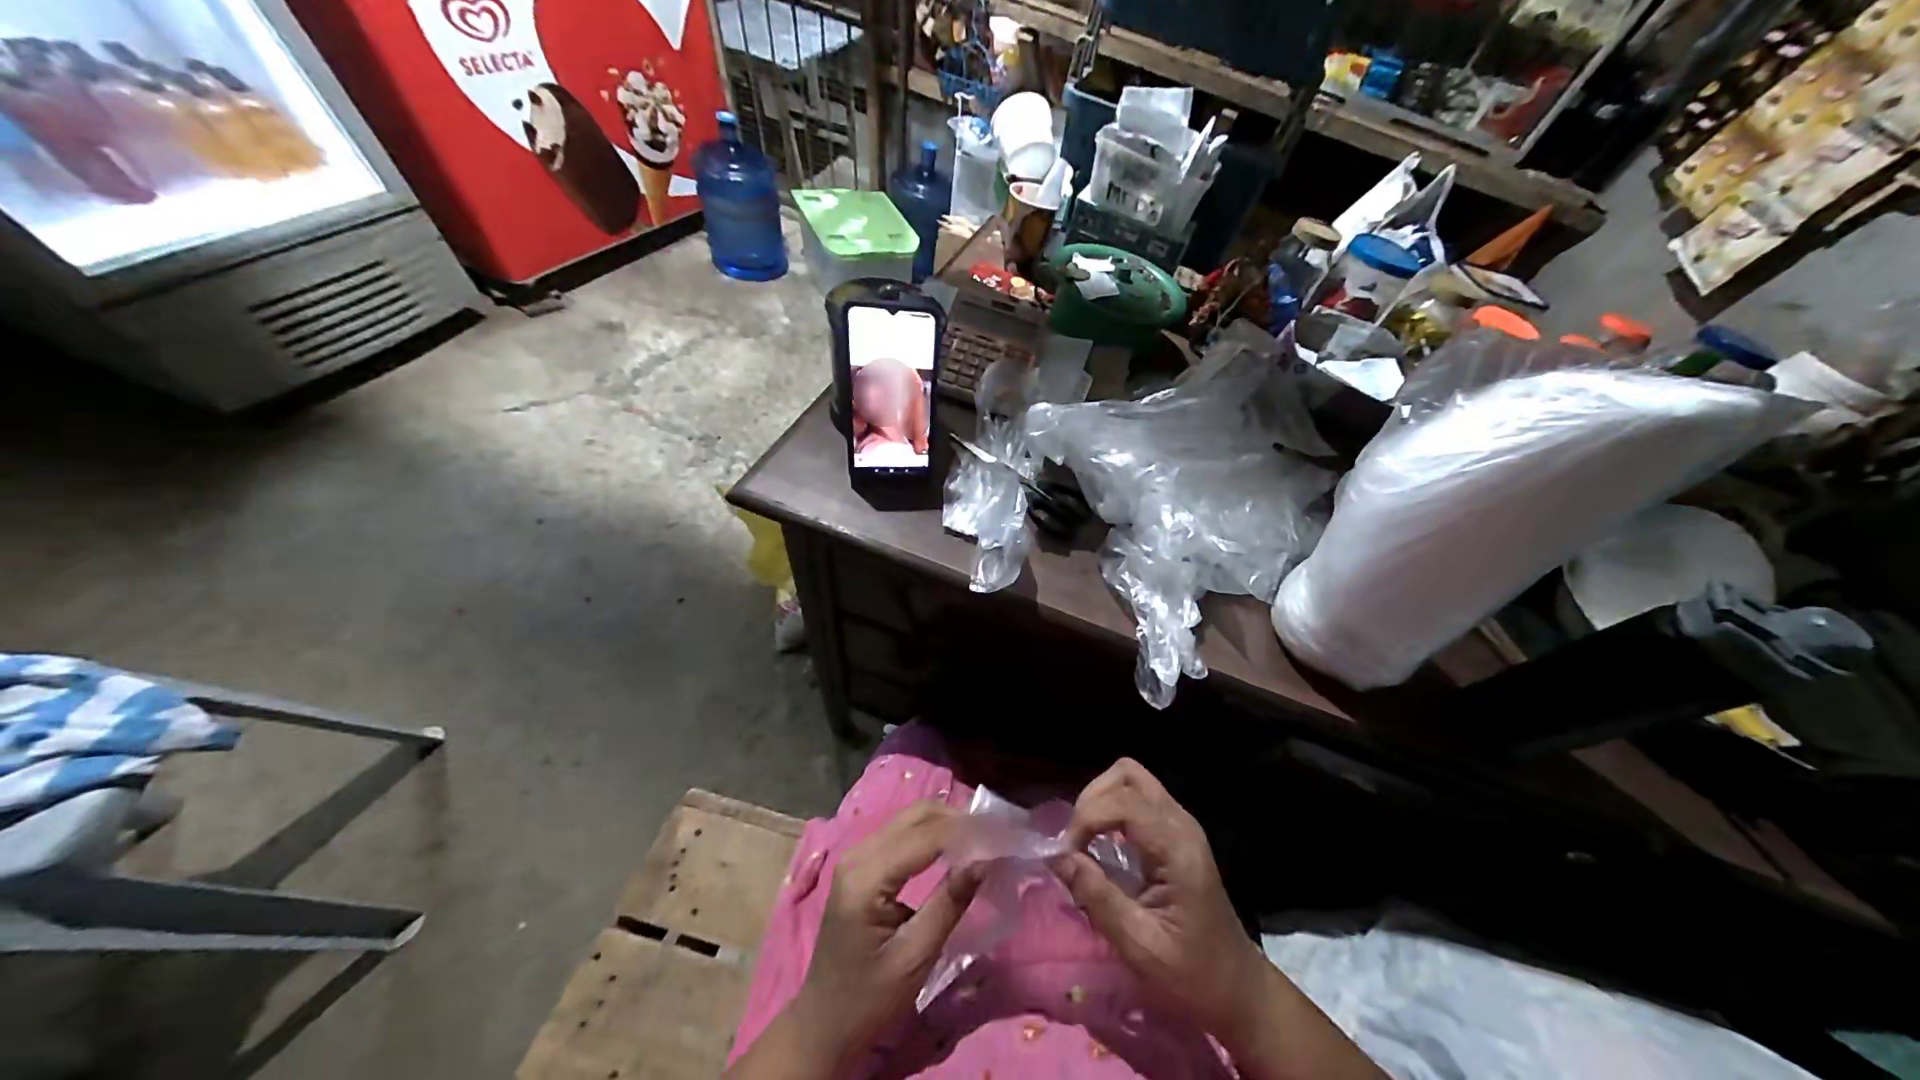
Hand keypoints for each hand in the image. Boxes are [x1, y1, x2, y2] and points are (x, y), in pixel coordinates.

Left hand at [779, 801, 979, 1074]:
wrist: (825, 1022)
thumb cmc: (870, 998)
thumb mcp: (916, 957)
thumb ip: (949, 904)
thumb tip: (985, 860)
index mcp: (866, 876)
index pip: (926, 836)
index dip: (967, 832)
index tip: (1004, 835)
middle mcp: (858, 854)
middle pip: (917, 816)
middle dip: (960, 820)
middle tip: (997, 834)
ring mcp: (856, 855)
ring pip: (910, 819)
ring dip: (948, 823)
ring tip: (984, 838)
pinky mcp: (862, 864)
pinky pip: (902, 833)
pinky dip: (933, 834)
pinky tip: (957, 848)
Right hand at [1052, 760, 1385, 1079]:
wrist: (1236, 986)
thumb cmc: (1190, 971)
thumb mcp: (1139, 945)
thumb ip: (1098, 897)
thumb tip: (1058, 858)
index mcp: (1177, 848)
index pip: (1124, 801)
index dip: (1086, 818)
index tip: (1067, 855)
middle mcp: (1180, 824)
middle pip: (1127, 774)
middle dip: (1092, 799)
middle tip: (1076, 841)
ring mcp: (1179, 825)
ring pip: (1130, 780)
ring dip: (1099, 802)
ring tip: (1084, 841)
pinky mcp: (1173, 833)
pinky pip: (1136, 800)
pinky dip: (1110, 811)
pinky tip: (1101, 845)